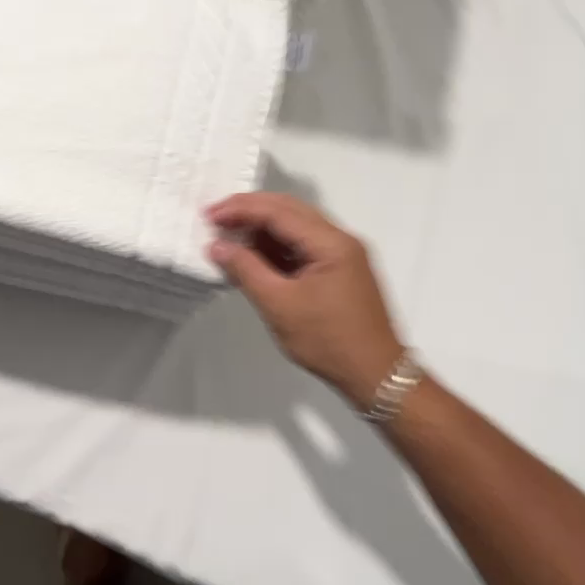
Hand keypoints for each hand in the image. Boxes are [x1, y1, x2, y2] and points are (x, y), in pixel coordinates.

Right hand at [206, 193, 406, 407]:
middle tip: (215, 218)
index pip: (280, 212)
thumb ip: (246, 270)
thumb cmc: (327, 340)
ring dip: (262, 228)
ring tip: (229, 236)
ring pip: (296, 226)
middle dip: (250, 210)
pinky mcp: (340, 270)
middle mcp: (341, 239)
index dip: (241, 209)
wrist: (375, 375)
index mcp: (331, 243)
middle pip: (289, 210)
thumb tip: (216, 246)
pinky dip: (276, 246)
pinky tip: (254, 255)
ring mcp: (343, 254)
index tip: (209, 216)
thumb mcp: (279, 306)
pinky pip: (303, 246)